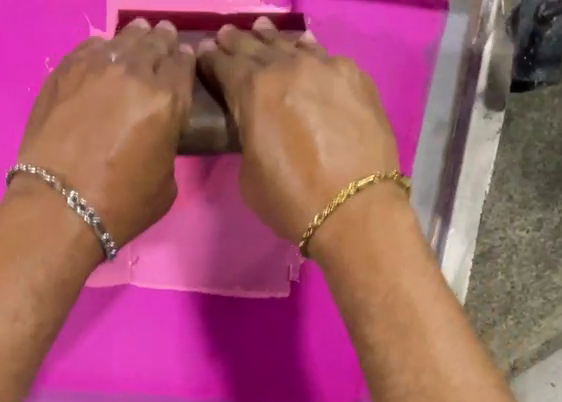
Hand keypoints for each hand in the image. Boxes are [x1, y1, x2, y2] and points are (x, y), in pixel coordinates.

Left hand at [13, 19, 195, 247]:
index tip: (183, 60)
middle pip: (154, 43)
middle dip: (162, 42)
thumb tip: (155, 132)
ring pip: (123, 39)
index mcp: (166, 101)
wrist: (60, 204)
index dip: (184, 61)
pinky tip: (104, 52)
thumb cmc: (120, 205)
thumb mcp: (165, 185)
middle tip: (164, 40)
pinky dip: (103, 48)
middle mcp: (134, 73)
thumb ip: (165, 146)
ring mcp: (96, 66)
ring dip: (135, 39)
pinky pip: (91, 47)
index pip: (182, 65)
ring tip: (139, 37)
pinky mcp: (65, 70)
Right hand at [198, 19, 402, 253]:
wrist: (356, 210)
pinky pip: (325, 56)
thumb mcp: (250, 178)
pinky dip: (309, 51)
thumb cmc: (293, 202)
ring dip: (273, 40)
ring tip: (262, 32)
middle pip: (257, 47)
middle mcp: (288, 68)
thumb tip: (258, 129)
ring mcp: (325, 67)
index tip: (205, 55)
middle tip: (228, 37)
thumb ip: (249, 140)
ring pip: (292, 46)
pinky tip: (306, 48)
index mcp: (253, 91)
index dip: (212, 61)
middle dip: (239, 43)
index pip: (224, 65)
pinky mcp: (356, 77)